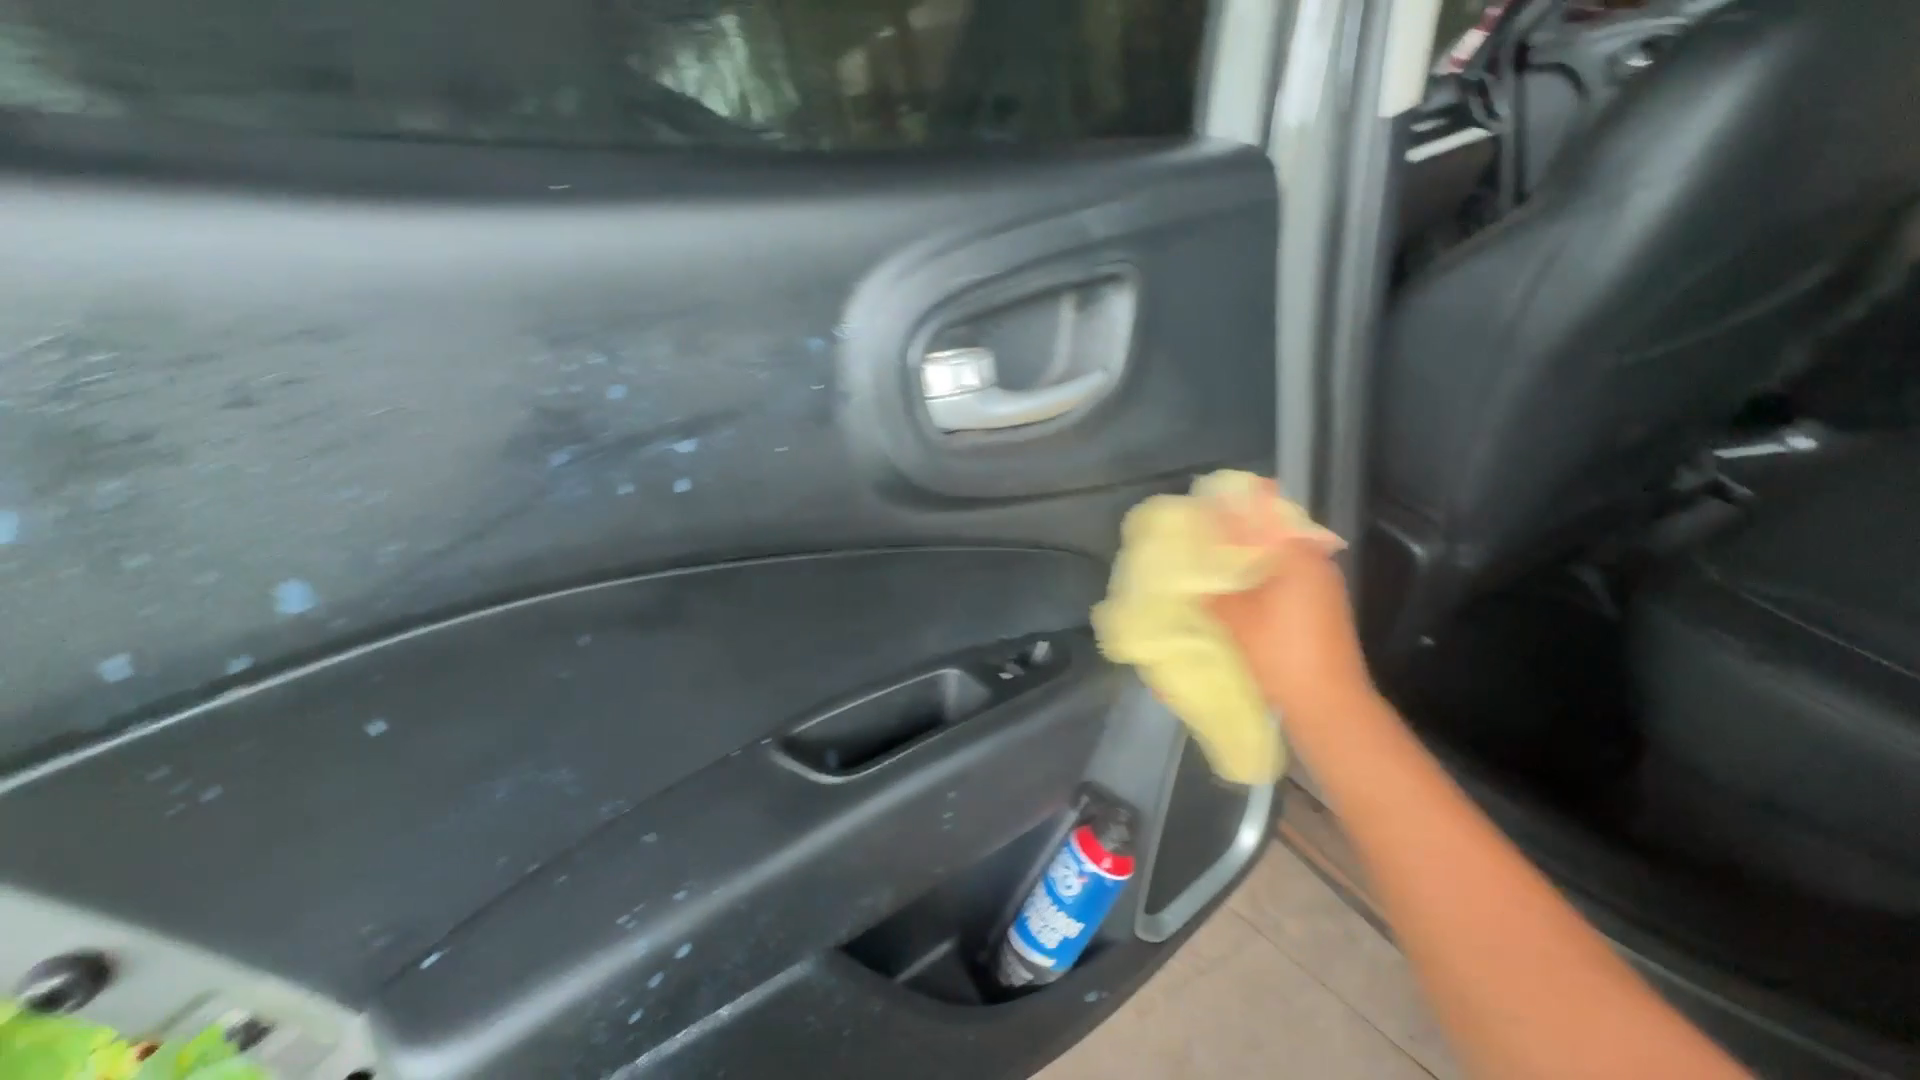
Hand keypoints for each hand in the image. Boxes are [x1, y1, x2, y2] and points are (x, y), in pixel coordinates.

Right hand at [1203, 486, 1372, 716]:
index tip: (1193, 515)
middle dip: (1232, 539)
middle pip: (1267, 537)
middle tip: (1195, 545)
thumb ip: (1208, 585)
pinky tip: (1233, 598)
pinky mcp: (1322, 611)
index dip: (1223, 512)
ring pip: (1275, 562)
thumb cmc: (1279, 654)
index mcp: (1297, 553)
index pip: (1257, 513)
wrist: (1327, 705)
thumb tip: (1185, 565)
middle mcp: (1316, 562)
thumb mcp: (1232, 617)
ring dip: (1244, 564)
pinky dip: (1258, 584)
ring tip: (1207, 571)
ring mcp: (1323, 588)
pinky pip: (1284, 583)